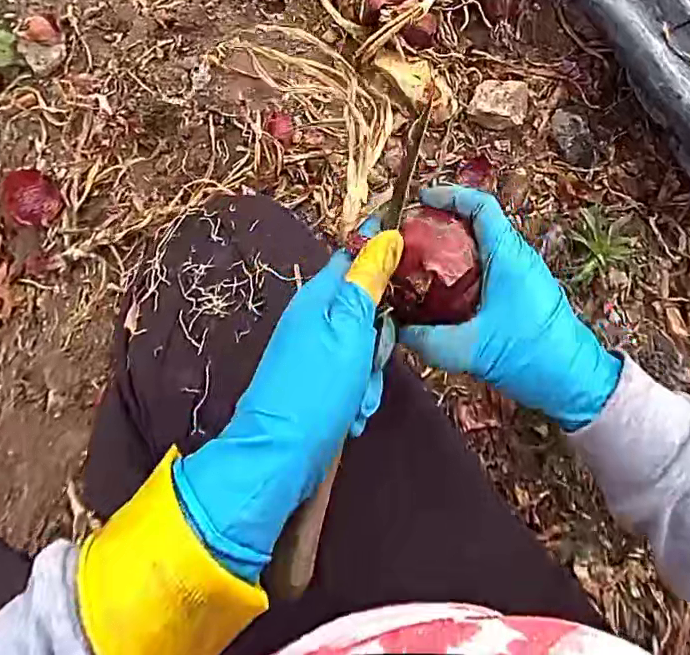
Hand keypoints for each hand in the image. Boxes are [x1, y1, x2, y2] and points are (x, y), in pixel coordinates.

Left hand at [171, 231, 401, 580]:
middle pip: (365, 308)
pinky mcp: (318, 381)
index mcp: (318, 296)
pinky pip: (352, 376)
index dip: (384, 261)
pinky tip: (351, 414)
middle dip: (379, 338)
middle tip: (371, 359)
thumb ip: (367, 281)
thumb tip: (386, 235)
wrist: (279, 454)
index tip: (410, 275)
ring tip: (358, 397)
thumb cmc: (316, 386)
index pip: (355, 258)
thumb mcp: (350, 327)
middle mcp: (314, 318)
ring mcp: (314, 350)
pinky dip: (358, 395)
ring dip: (369, 374)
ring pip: (364, 347)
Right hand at [399, 186, 621, 430]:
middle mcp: (517, 257)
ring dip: (452, 241)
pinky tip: (442, 284)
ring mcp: (521, 273)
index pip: (481, 205)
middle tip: (412, 228)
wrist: (579, 385)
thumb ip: (429, 341)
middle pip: (477, 220)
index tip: (422, 198)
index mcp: (509, 257)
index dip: (450, 194)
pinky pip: (487, 262)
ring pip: (481, 241)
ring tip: (420, 253)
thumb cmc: (534, 358)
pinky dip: (462, 263)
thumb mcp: (473, 351)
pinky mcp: (521, 290)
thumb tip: (396, 330)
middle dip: (442, 217)